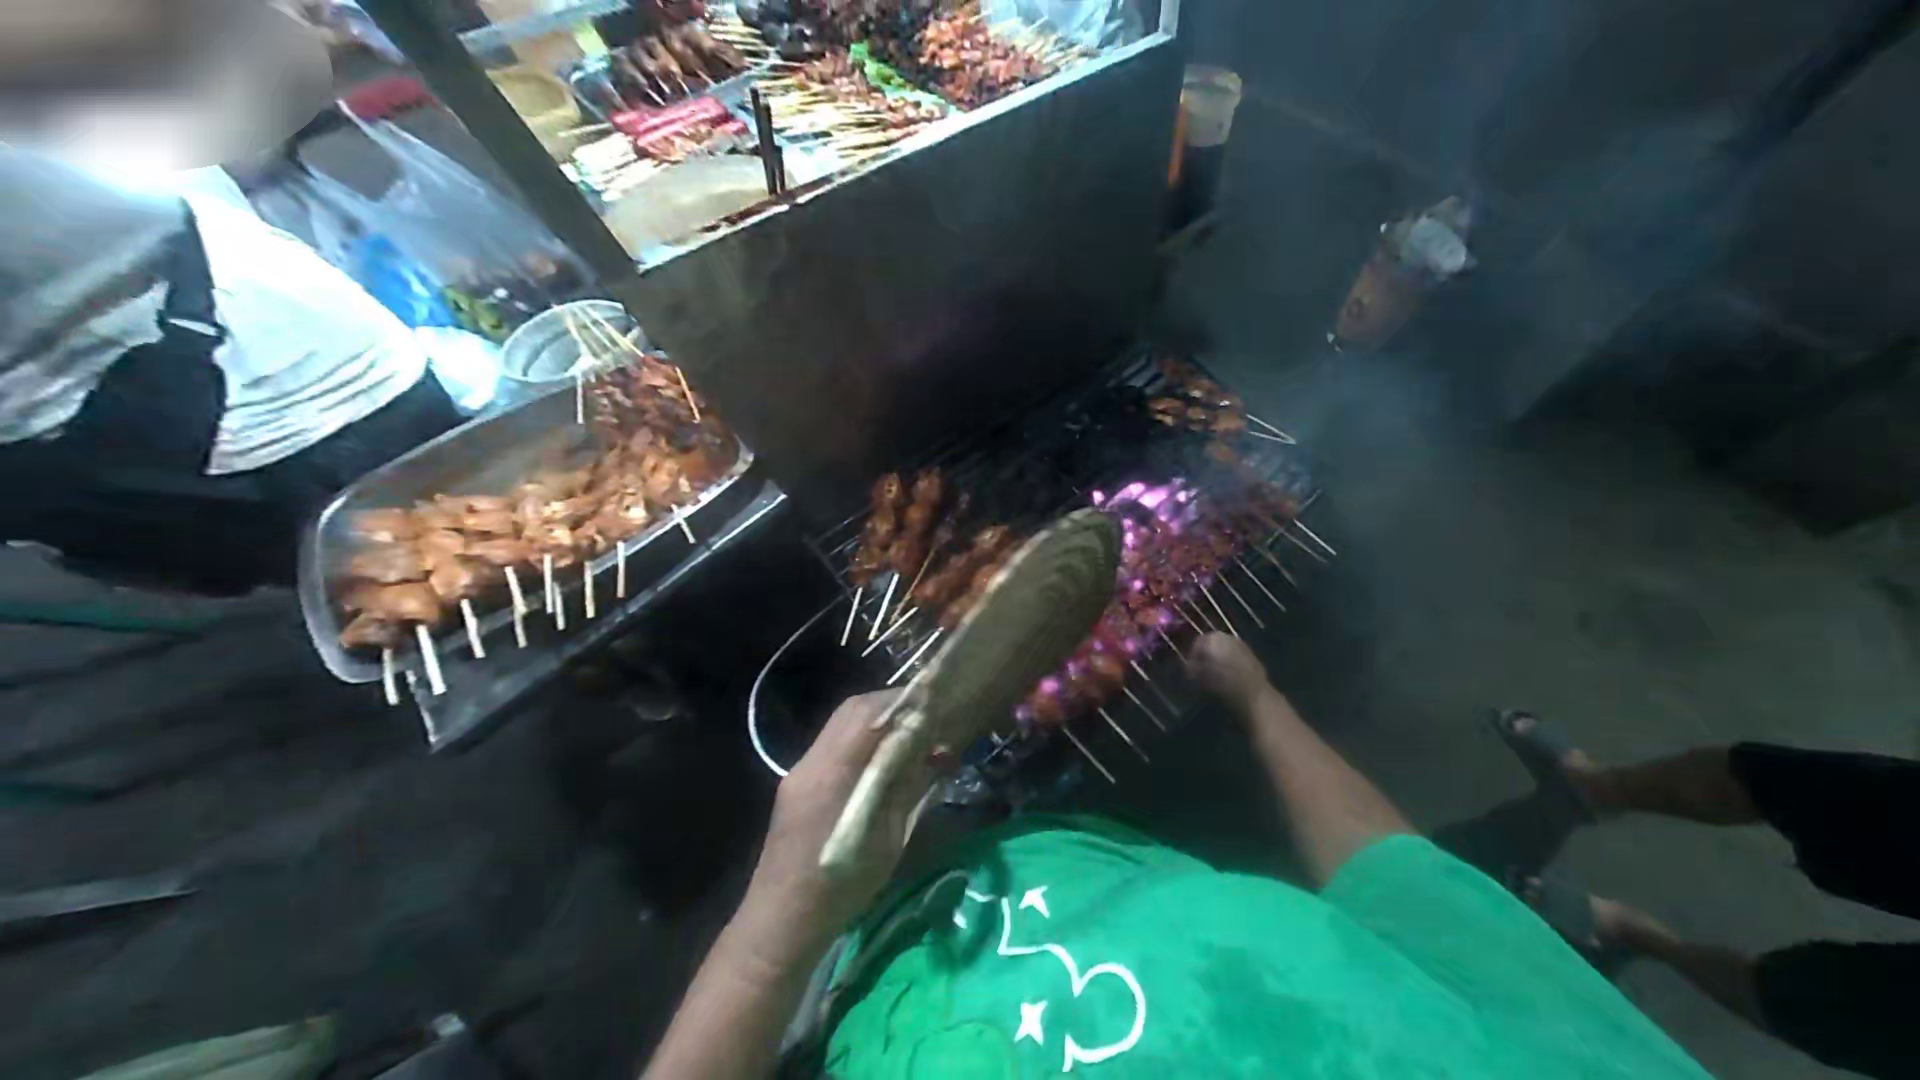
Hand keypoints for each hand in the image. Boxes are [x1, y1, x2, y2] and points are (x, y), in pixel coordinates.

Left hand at [738, 691, 938, 959]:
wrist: (781, 923)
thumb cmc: (841, 888)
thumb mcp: (887, 839)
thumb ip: (908, 788)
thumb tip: (935, 751)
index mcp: (832, 773)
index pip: (866, 714)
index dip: (902, 702)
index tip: (934, 704)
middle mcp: (811, 762)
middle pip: (851, 711)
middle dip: (891, 707)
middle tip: (926, 717)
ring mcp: (801, 770)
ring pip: (841, 725)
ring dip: (877, 722)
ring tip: (911, 736)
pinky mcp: (799, 783)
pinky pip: (834, 745)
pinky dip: (862, 740)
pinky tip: (884, 759)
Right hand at [1185, 632, 1271, 709]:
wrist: (1253, 694)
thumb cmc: (1222, 684)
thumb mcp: (1199, 677)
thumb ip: (1192, 668)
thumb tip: (1190, 666)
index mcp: (1212, 638)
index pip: (1196, 643)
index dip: (1192, 657)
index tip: (1191, 671)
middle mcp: (1227, 636)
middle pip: (1211, 644)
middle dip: (1206, 656)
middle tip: (1202, 672)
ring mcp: (1241, 644)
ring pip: (1224, 649)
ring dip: (1218, 659)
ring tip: (1216, 675)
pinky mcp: (1252, 654)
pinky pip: (1235, 655)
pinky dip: (1230, 662)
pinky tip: (1229, 676)